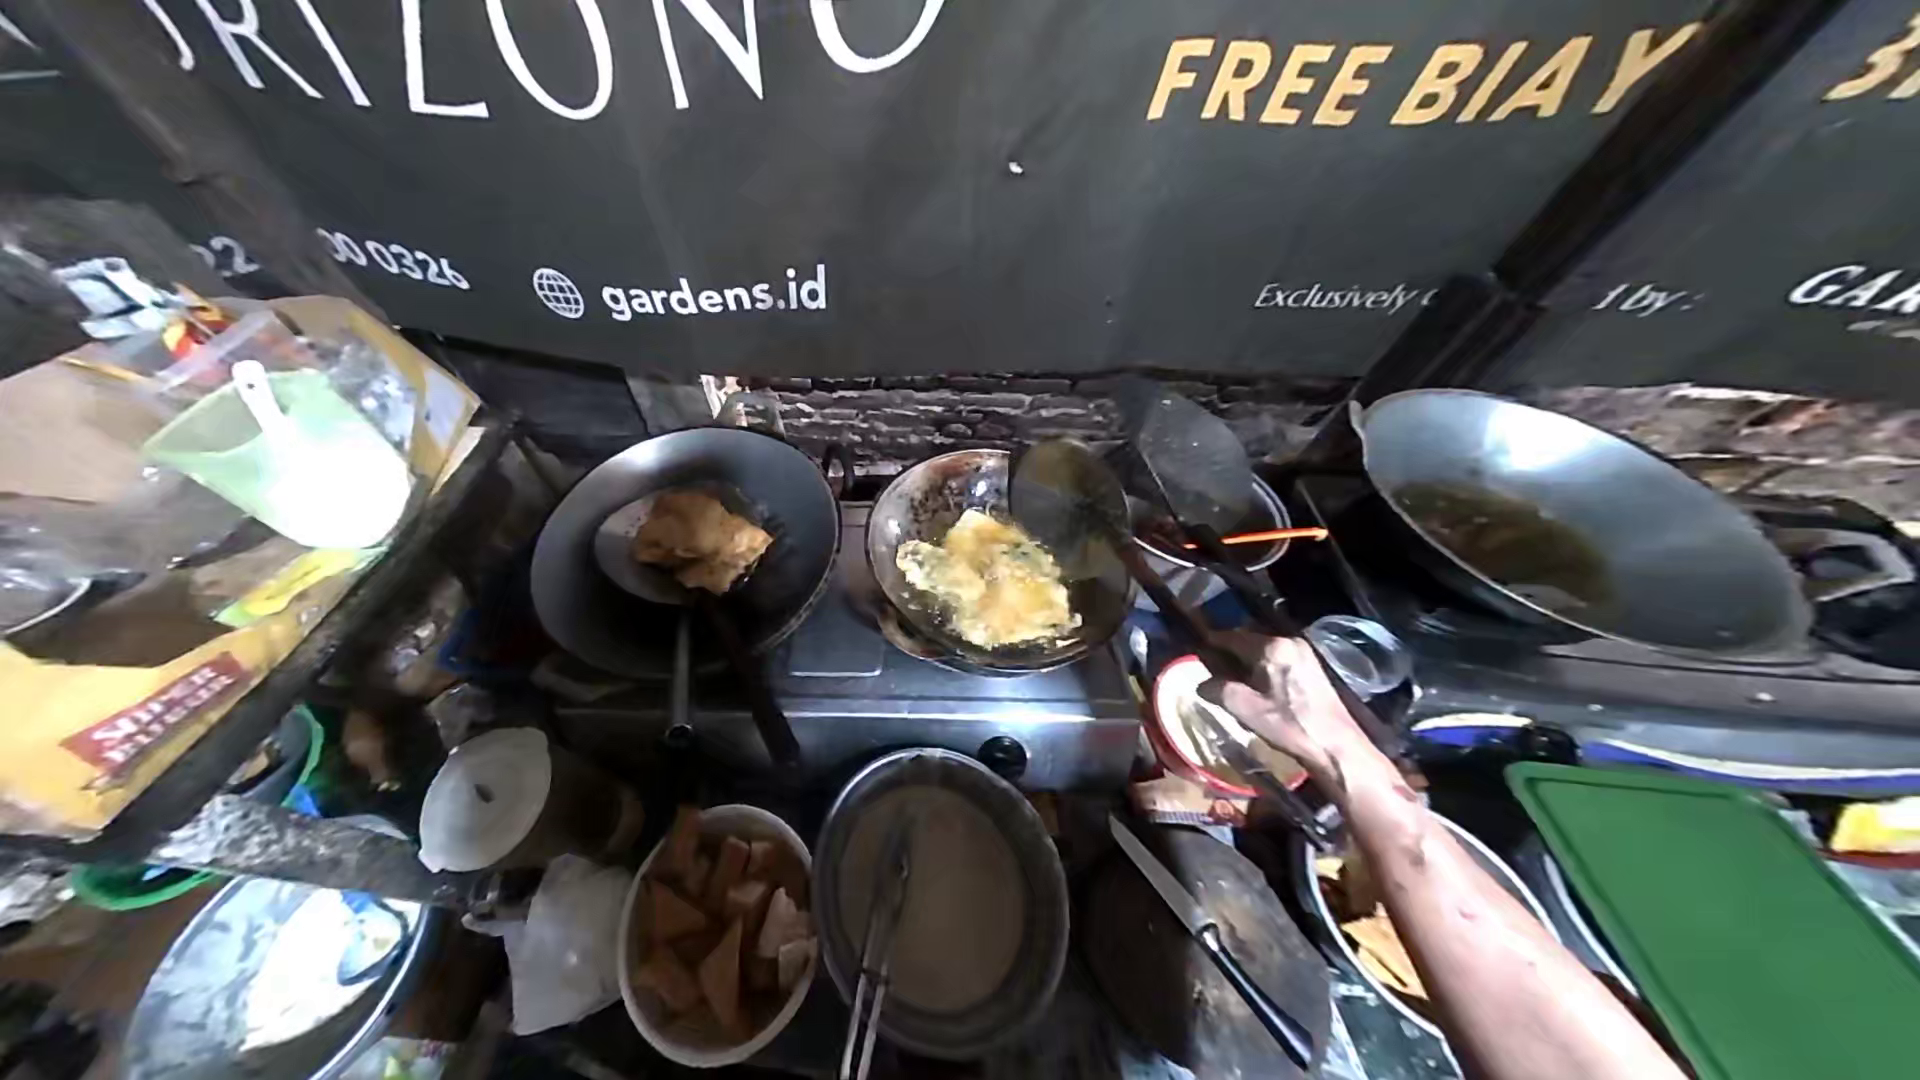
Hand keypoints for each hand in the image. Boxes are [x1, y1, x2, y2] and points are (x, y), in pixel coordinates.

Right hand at [1199, 634, 1369, 790]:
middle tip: (1210, 667)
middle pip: (1248, 640)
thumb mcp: (1245, 709)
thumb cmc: (1290, 726)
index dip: (1210, 643)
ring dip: (1246, 661)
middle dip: (1228, 653)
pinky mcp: (1313, 668)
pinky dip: (1262, 667)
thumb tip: (1203, 684)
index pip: (1231, 636)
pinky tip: (1256, 685)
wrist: (1338, 748)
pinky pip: (1278, 658)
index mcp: (1272, 647)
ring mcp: (1305, 654)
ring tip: (1231, 679)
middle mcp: (1290, 641)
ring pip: (1264, 650)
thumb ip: (1218, 690)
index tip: (1195, 650)